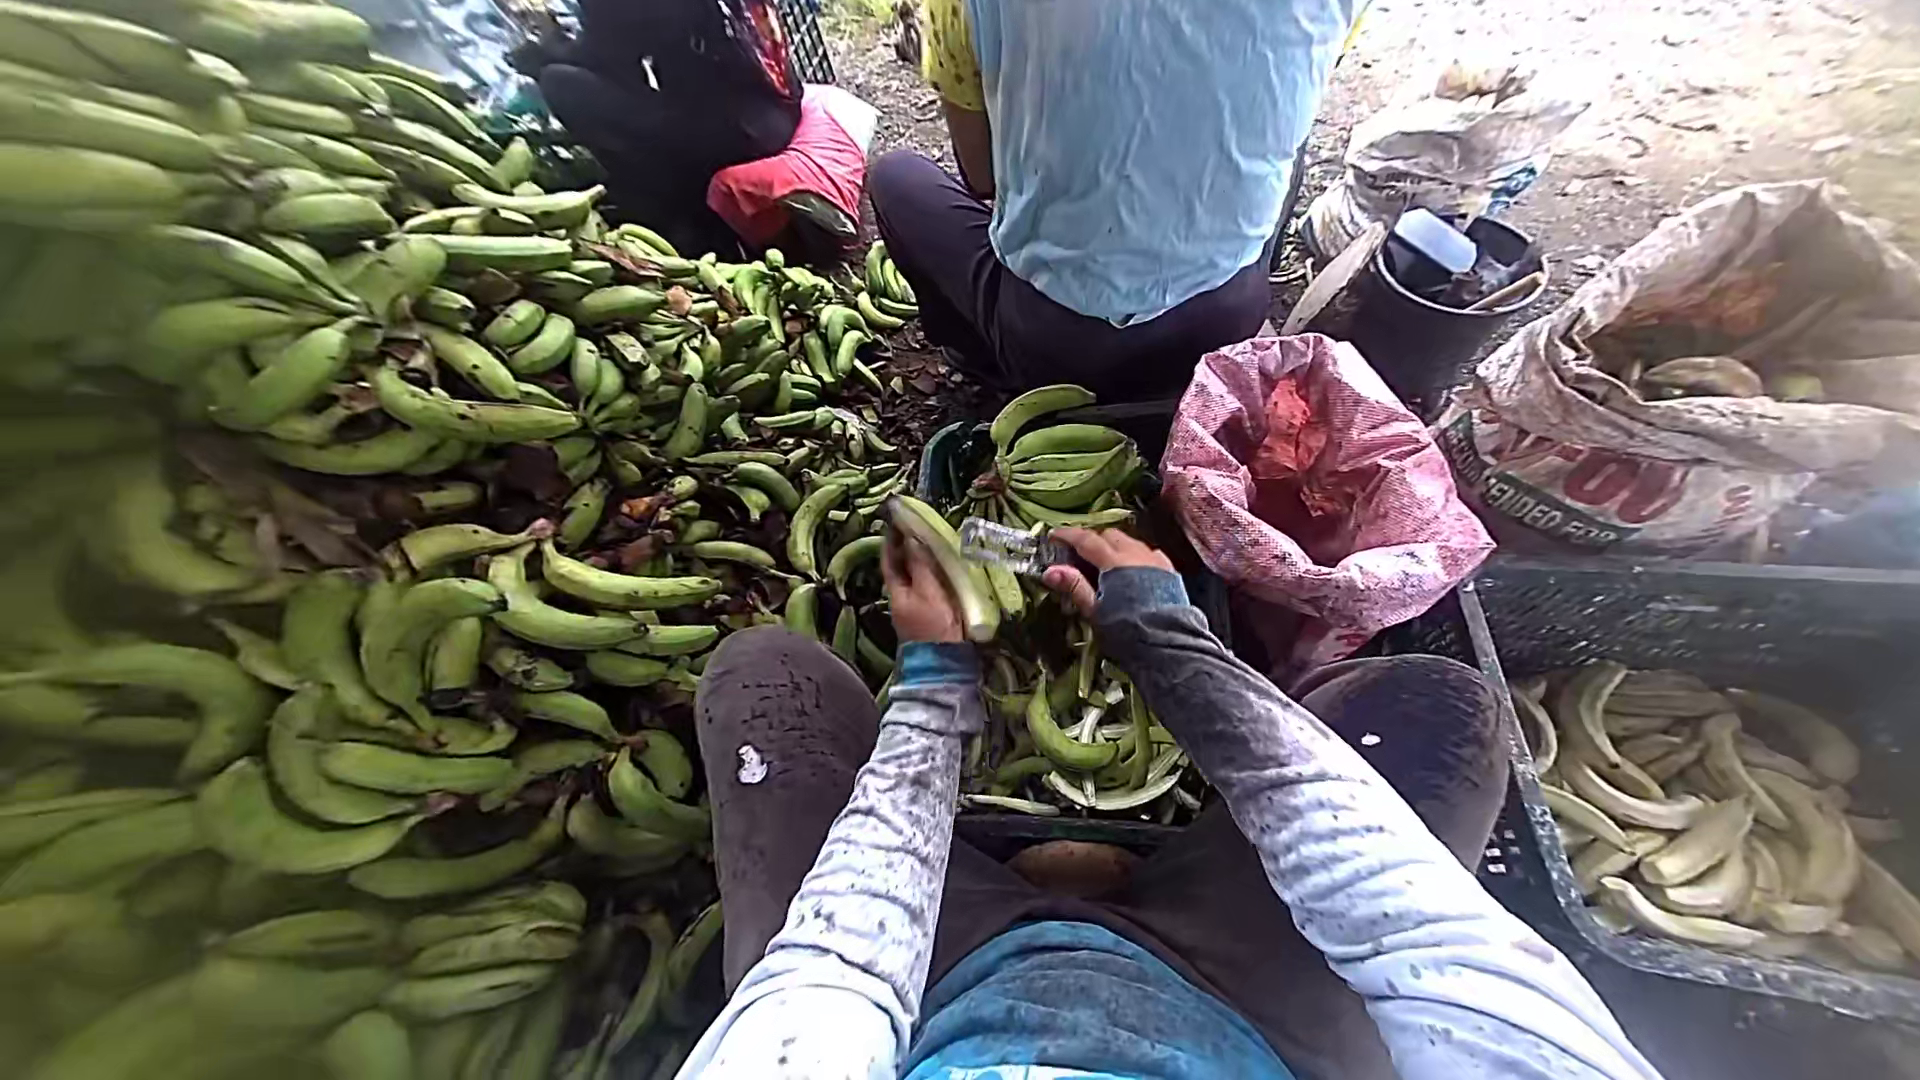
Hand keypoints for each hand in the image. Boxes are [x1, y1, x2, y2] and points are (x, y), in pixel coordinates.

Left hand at [882, 528, 963, 642]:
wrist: (946, 660)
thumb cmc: (934, 623)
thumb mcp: (927, 589)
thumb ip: (920, 563)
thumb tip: (910, 537)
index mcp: (896, 590)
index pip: (889, 558)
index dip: (892, 538)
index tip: (897, 518)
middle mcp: (902, 595)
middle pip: (901, 564)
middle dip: (906, 544)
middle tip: (917, 523)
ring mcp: (916, 603)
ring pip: (915, 573)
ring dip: (920, 555)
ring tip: (931, 537)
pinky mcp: (931, 609)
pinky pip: (928, 582)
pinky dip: (932, 569)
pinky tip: (942, 562)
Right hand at [1041, 527, 1173, 617]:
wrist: (1168, 644)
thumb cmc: (1127, 629)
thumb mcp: (1095, 610)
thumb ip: (1075, 586)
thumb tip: (1050, 570)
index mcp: (1115, 562)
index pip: (1086, 540)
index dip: (1068, 535)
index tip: (1053, 535)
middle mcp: (1136, 554)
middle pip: (1109, 535)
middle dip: (1091, 539)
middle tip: (1077, 552)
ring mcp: (1155, 560)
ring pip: (1129, 541)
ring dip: (1112, 545)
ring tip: (1102, 560)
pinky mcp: (1168, 570)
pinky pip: (1147, 551)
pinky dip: (1133, 553)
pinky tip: (1130, 567)